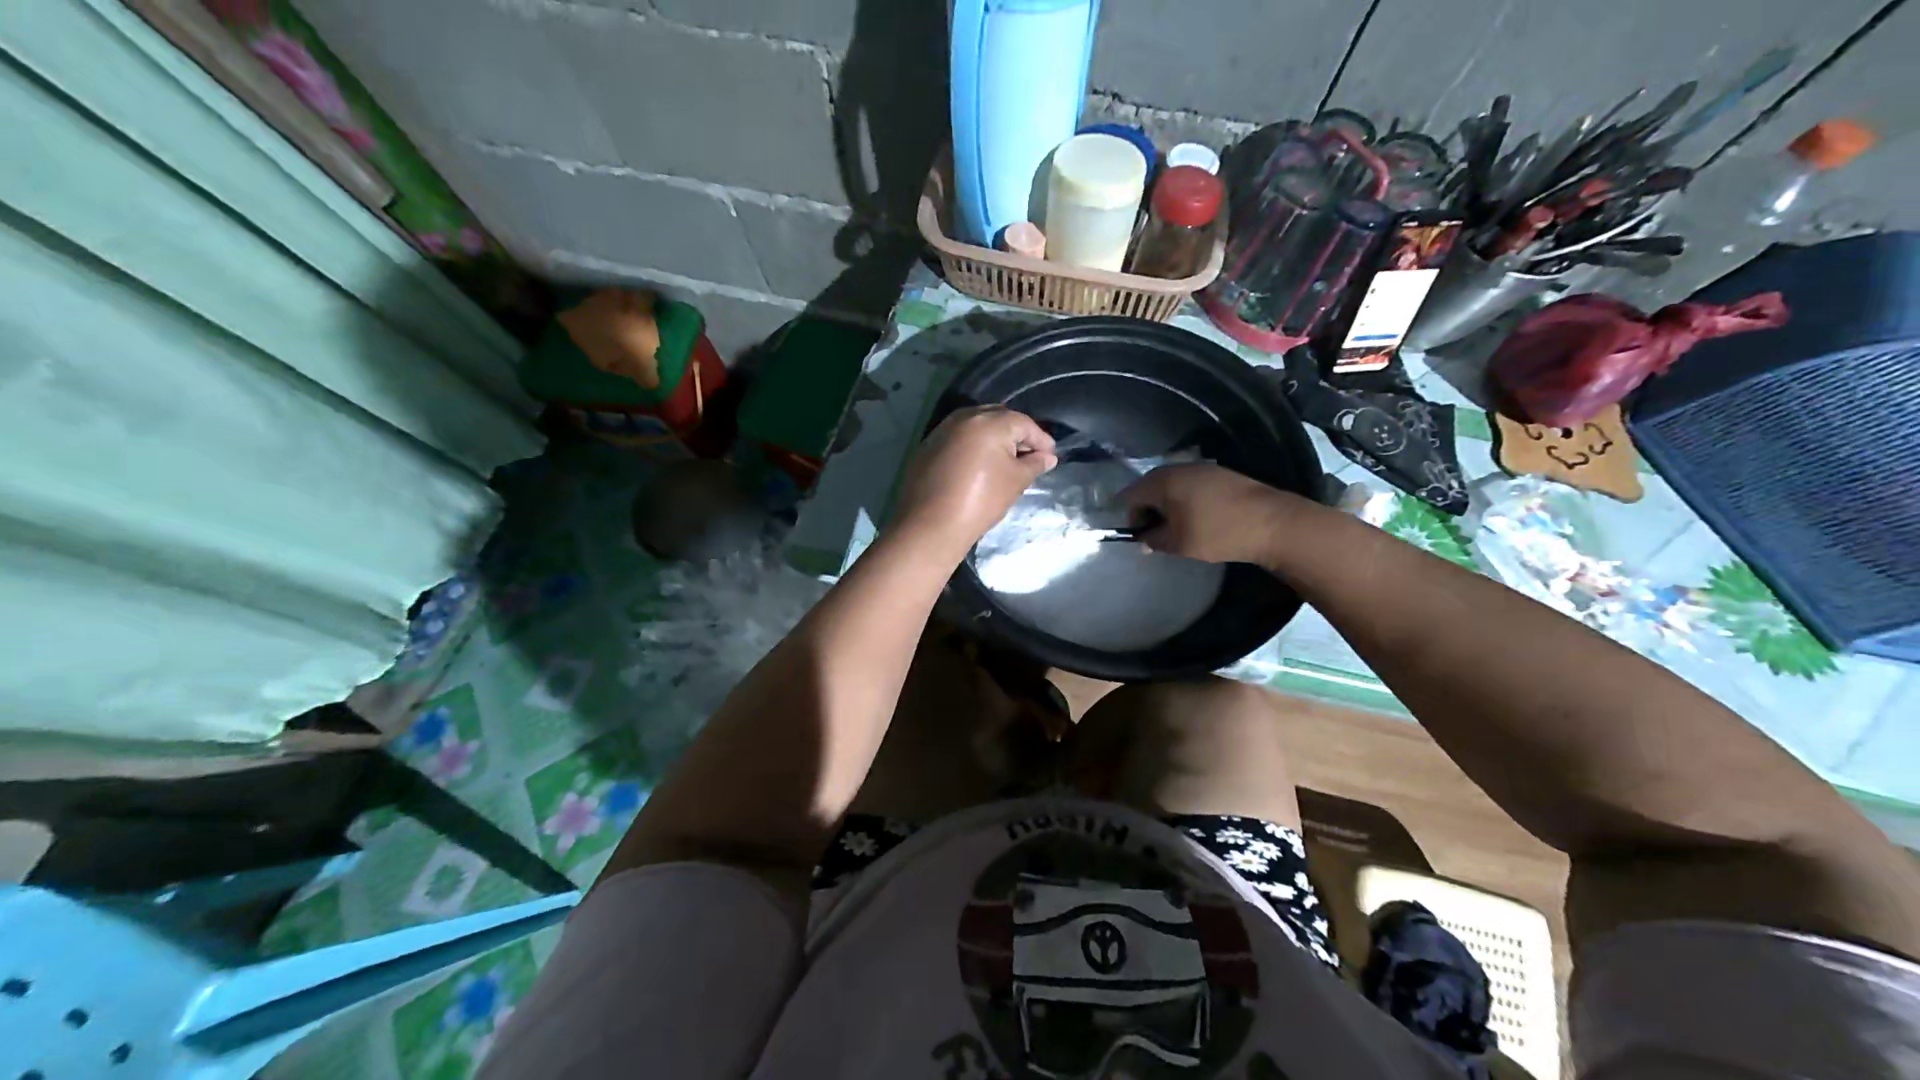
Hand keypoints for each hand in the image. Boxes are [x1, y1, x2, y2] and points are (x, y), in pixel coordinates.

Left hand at [892, 406, 1056, 557]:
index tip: (1051, 456)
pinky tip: (979, 465)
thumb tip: (1047, 457)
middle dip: (1016, 434)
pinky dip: (973, 446)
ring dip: (994, 439)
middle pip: (999, 418)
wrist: (931, 524)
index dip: (1041, 439)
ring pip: (976, 426)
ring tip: (1006, 460)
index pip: (1023, 423)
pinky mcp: (928, 445)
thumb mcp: (1015, 481)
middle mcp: (964, 417)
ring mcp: (942, 429)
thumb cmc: (981, 501)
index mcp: (989, 422)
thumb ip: (1034, 464)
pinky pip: (959, 438)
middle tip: (1029, 455)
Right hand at [1121, 463, 1306, 565]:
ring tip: (1178, 527)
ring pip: (1172, 486)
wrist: (1271, 522)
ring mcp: (1201, 468)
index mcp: (1162, 482)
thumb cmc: (1217, 533)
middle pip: (1150, 487)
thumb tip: (1144, 538)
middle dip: (1148, 509)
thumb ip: (1153, 540)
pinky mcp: (1220, 474)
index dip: (1130, 516)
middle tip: (1157, 533)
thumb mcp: (1178, 544)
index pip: (1130, 495)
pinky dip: (1186, 500)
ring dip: (1168, 505)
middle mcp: (1177, 469)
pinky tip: (1199, 518)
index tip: (1139, 536)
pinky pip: (1190, 485)